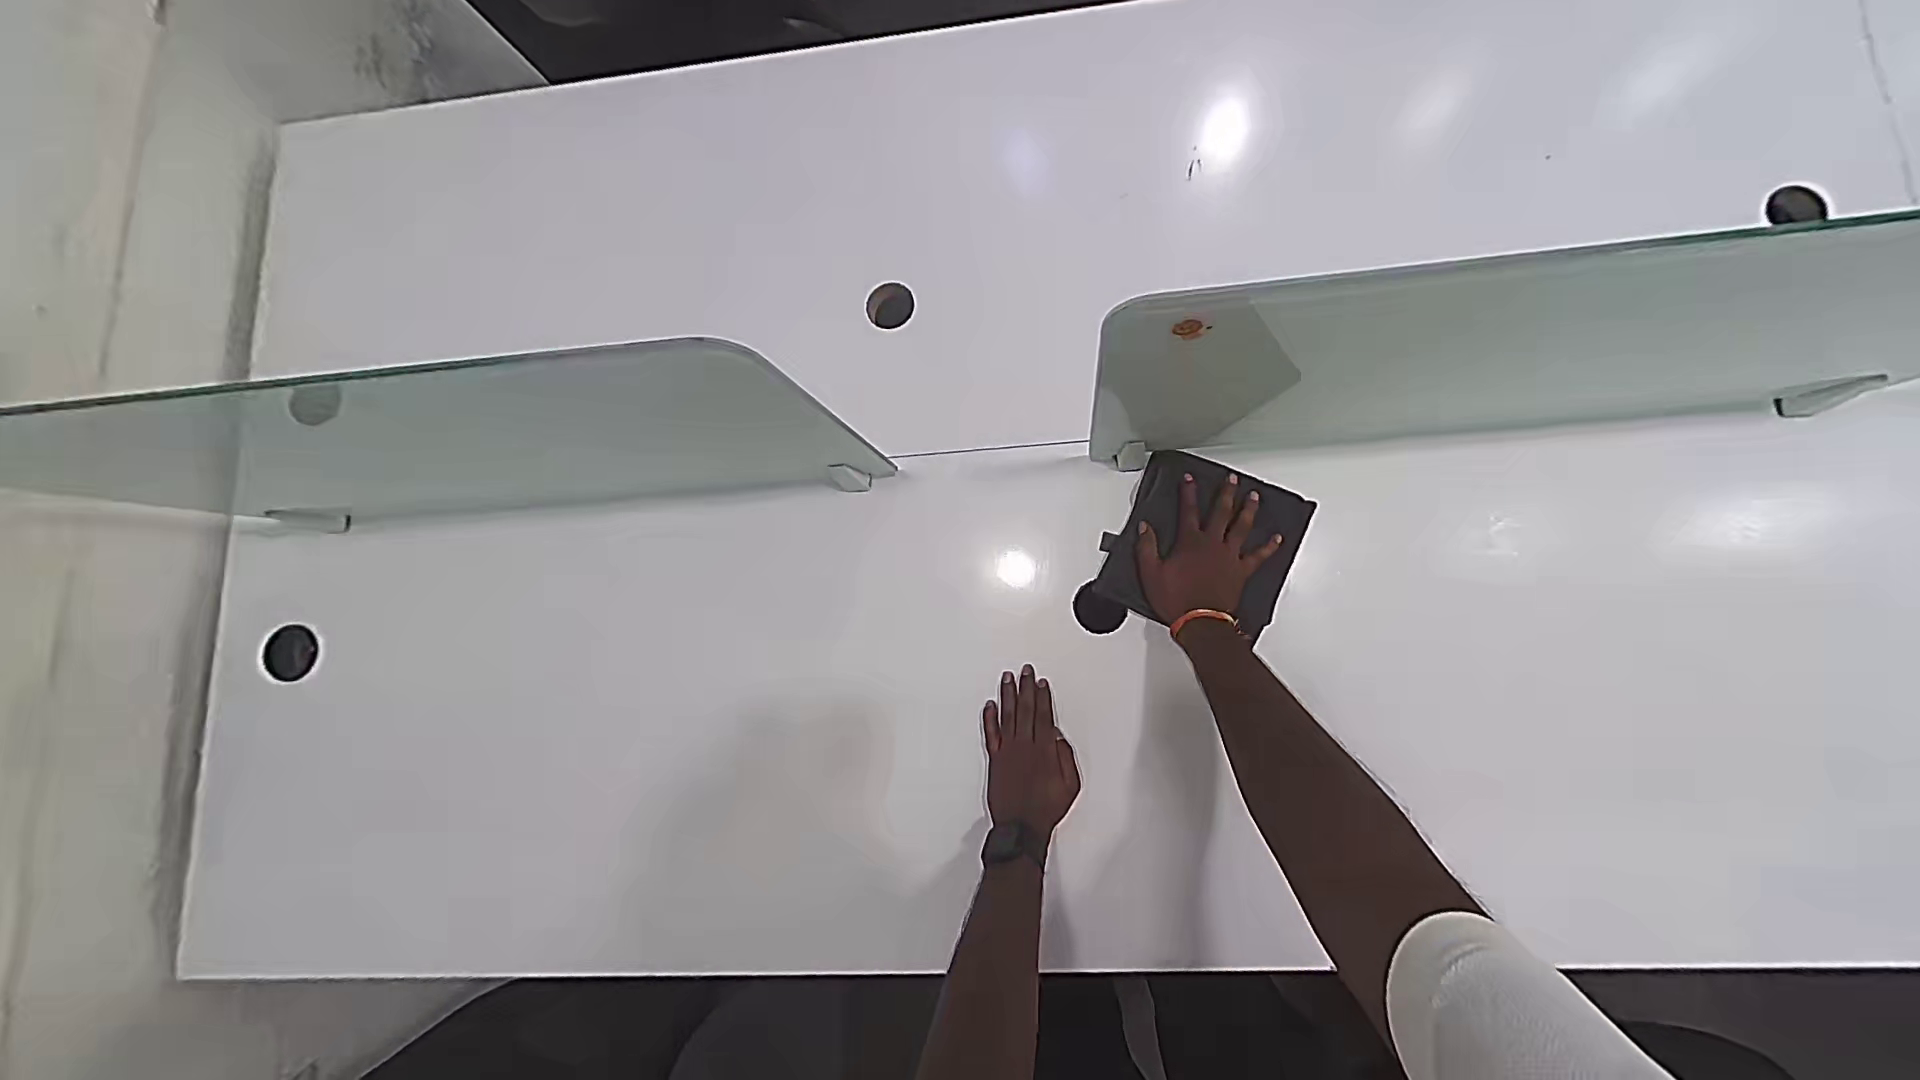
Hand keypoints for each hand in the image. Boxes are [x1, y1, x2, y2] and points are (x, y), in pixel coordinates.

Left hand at [981, 665, 1080, 835]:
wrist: (1020, 827)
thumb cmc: (1046, 809)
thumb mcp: (1070, 785)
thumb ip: (1065, 758)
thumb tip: (1058, 738)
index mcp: (1045, 751)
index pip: (1044, 716)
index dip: (1043, 697)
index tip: (1041, 682)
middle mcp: (1025, 746)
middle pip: (1026, 709)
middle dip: (1026, 687)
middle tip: (1025, 670)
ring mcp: (1008, 751)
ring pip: (1007, 715)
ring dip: (1008, 695)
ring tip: (1007, 678)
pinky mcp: (994, 759)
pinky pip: (991, 733)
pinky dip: (990, 718)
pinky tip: (990, 705)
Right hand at [1136, 471, 1284, 621]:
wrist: (1200, 622)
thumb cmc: (1176, 599)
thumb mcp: (1150, 572)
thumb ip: (1146, 547)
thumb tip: (1144, 528)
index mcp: (1190, 542)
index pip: (1188, 510)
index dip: (1188, 492)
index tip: (1190, 479)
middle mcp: (1212, 544)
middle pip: (1221, 512)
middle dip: (1225, 493)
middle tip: (1231, 480)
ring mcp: (1229, 557)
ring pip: (1242, 527)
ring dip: (1248, 510)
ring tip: (1253, 497)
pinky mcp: (1241, 572)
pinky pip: (1258, 556)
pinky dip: (1269, 547)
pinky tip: (1277, 538)